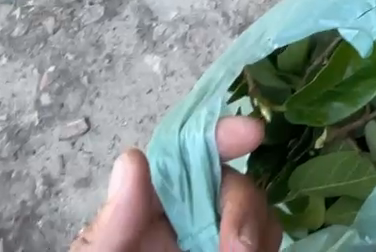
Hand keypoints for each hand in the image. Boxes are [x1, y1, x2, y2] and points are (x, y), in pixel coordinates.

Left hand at [70, 116, 280, 251]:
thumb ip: (111, 229)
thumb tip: (132, 159)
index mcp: (147, 215)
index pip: (187, 156)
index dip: (222, 136)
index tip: (252, 135)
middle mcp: (186, 227)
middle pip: (234, 189)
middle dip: (244, 209)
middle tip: (237, 251)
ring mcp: (215, 248)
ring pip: (259, 225)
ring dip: (258, 237)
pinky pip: (264, 248)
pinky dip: (263, 249)